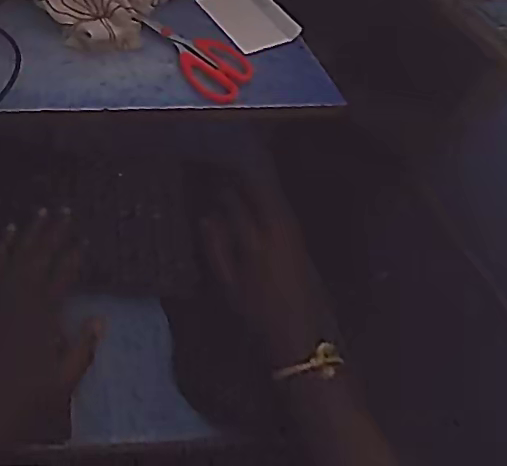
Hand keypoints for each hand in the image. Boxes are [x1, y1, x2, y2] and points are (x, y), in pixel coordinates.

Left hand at [0, 209, 102, 465]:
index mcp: (43, 313)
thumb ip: (82, 350)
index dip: (74, 256)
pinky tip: (7, 231)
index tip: (84, 239)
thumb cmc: (22, 402)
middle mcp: (20, 294)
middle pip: (40, 255)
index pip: (63, 275)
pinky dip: (2, 244)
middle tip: (65, 210)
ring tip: (41, 210)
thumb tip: (101, 319)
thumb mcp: (61, 384)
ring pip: (16, 252)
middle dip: (54, 231)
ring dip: (30, 230)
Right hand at [198, 171, 329, 368]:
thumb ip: (215, 246)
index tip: (204, 175)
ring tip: (238, 174)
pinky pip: (282, 210)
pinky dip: (269, 198)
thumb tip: (207, 216)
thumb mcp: (227, 283)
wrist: (301, 341)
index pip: (232, 201)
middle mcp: (276, 232)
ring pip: (273, 198)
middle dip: (239, 177)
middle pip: (257, 192)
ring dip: (256, 184)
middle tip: (221, 165)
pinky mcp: (302, 243)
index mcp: (253, 241)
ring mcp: (293, 237)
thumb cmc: (258, 315)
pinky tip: (259, 196)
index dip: (217, 185)